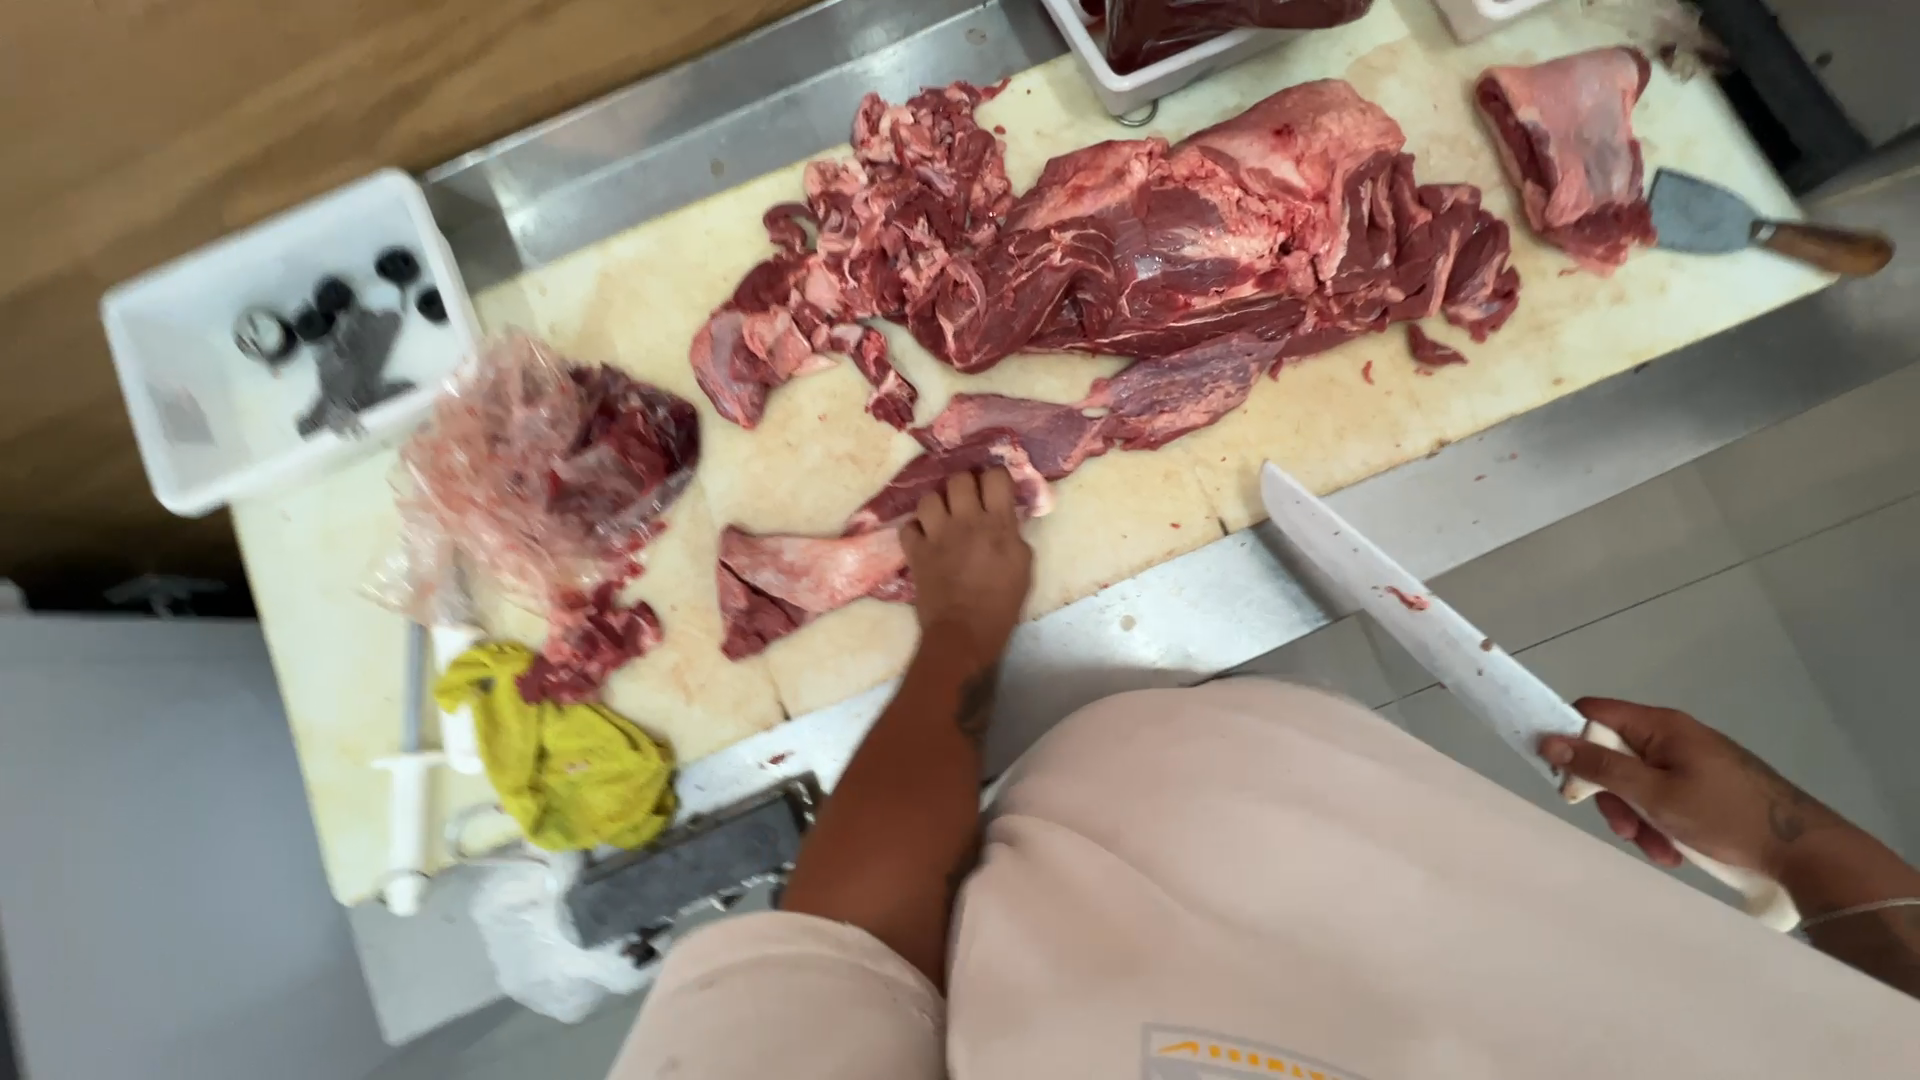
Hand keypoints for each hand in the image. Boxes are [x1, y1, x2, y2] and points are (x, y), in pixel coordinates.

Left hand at [900, 468, 1032, 658]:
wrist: (964, 633)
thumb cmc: (1001, 605)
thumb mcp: (1023, 567)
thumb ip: (1013, 536)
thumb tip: (1005, 521)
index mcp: (998, 524)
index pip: (996, 477)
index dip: (996, 478)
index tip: (995, 489)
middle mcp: (965, 521)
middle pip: (959, 479)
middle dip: (965, 485)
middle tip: (968, 501)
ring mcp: (936, 535)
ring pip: (929, 497)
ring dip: (937, 505)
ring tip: (943, 519)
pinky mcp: (915, 551)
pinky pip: (908, 526)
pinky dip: (916, 530)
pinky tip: (925, 539)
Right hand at [1540, 697, 1851, 878]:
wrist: (1812, 857)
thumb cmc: (1727, 816)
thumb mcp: (1653, 793)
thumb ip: (1598, 766)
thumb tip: (1547, 741)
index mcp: (1660, 726)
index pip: (1592, 712)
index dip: (1569, 736)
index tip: (1563, 771)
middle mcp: (1672, 738)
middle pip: (1610, 753)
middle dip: (1608, 793)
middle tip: (1619, 824)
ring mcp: (1689, 763)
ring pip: (1633, 781)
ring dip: (1632, 815)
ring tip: (1652, 846)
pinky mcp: (1704, 788)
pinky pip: (1660, 797)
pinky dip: (1656, 822)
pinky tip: (1670, 848)